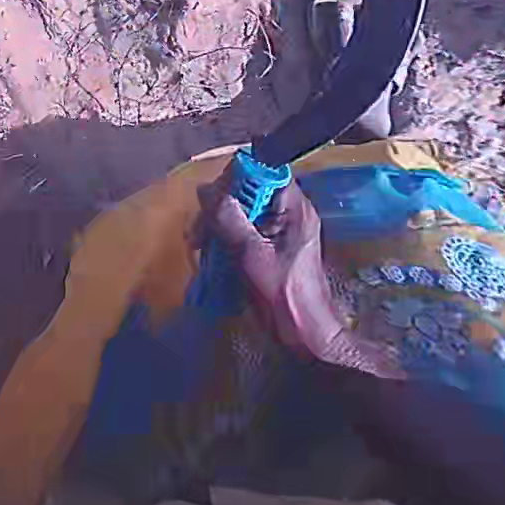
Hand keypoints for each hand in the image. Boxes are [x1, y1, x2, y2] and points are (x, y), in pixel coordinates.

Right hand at [209, 178, 400, 377]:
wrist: (303, 335)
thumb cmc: (283, 294)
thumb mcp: (251, 254)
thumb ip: (229, 219)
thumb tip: (205, 190)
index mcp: (293, 207)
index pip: (262, 169)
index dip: (235, 178)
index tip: (214, 199)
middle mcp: (287, 210)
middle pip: (245, 187)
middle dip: (218, 204)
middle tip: (201, 230)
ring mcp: (277, 226)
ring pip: (237, 206)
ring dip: (214, 221)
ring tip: (200, 244)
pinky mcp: (266, 241)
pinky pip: (238, 224)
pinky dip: (221, 234)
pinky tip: (209, 251)